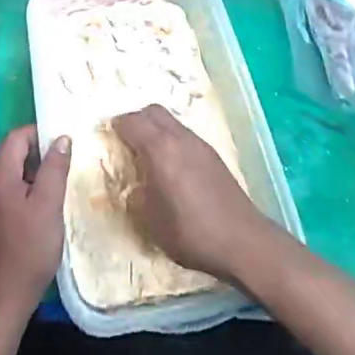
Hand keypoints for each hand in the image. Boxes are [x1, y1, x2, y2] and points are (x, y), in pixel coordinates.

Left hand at [0, 126, 69, 314]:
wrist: (6, 294)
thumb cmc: (30, 247)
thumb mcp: (49, 205)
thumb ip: (55, 168)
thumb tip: (61, 137)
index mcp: (0, 173)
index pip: (16, 136)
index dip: (38, 133)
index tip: (63, 143)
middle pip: (11, 150)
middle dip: (37, 149)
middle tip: (64, 161)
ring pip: (12, 169)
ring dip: (34, 168)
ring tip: (58, 181)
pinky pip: (10, 186)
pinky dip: (27, 185)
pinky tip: (44, 202)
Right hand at [111, 104, 285, 282]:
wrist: (245, 243)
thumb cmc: (192, 231)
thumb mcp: (151, 221)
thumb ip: (136, 196)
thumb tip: (136, 185)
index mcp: (159, 148)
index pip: (131, 122)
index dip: (117, 127)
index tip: (109, 137)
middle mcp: (179, 138)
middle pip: (152, 111)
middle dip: (136, 120)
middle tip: (127, 140)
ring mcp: (200, 145)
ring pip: (171, 122)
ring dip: (156, 129)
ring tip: (149, 155)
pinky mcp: (214, 157)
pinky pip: (184, 135)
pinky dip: (172, 140)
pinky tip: (173, 167)